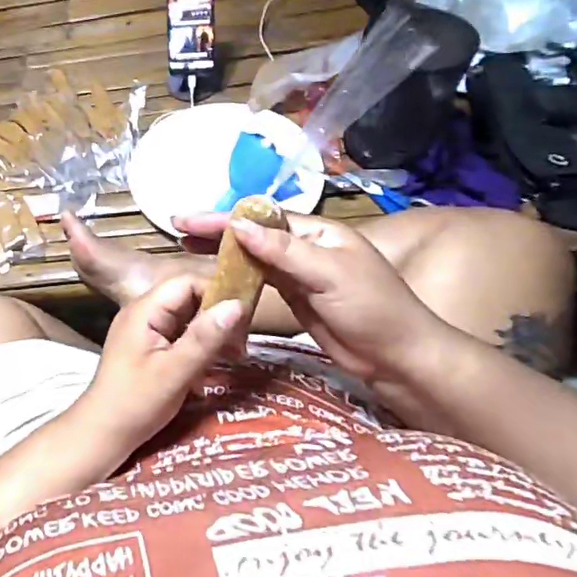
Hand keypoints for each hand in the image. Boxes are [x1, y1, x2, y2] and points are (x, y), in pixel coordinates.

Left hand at [70, 274, 247, 452]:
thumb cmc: (135, 403)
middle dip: (217, 316)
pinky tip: (215, 366)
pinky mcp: (149, 348)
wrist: (100, 436)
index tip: (243, 317)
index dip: (217, 293)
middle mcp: (144, 312)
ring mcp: (145, 331)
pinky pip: (180, 336)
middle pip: (189, 298)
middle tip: (241, 343)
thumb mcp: (175, 371)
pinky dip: (199, 346)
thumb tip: (237, 305)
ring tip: (234, 356)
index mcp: (145, 309)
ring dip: (211, 334)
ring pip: (187, 318)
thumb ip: (205, 337)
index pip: (188, 282)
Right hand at [173, 211, 454, 389]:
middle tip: (178, 229)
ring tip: (187, 248)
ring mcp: (300, 274)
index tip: (188, 219)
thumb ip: (283, 251)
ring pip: (254, 256)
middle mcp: (306, 247)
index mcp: (317, 232)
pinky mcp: (297, 298)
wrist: (398, 358)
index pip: (263, 219)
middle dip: (217, 230)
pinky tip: (218, 276)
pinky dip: (238, 276)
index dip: (223, 218)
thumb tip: (239, 225)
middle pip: (254, 233)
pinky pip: (261, 281)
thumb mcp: (329, 274)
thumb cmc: (372, 308)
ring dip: (223, 252)